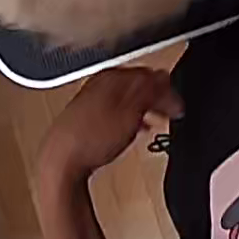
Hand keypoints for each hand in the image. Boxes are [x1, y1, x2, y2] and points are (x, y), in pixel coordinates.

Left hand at [37, 67, 182, 190]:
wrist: (60, 164)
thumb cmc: (91, 139)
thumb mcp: (131, 112)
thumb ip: (150, 91)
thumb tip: (164, 77)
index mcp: (111, 76)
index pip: (149, 74)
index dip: (168, 89)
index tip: (178, 104)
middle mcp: (99, 84)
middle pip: (138, 84)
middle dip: (157, 97)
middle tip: (172, 111)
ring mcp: (91, 100)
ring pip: (128, 97)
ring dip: (145, 107)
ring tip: (156, 121)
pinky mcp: (86, 118)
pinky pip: (116, 110)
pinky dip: (130, 117)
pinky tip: (135, 129)